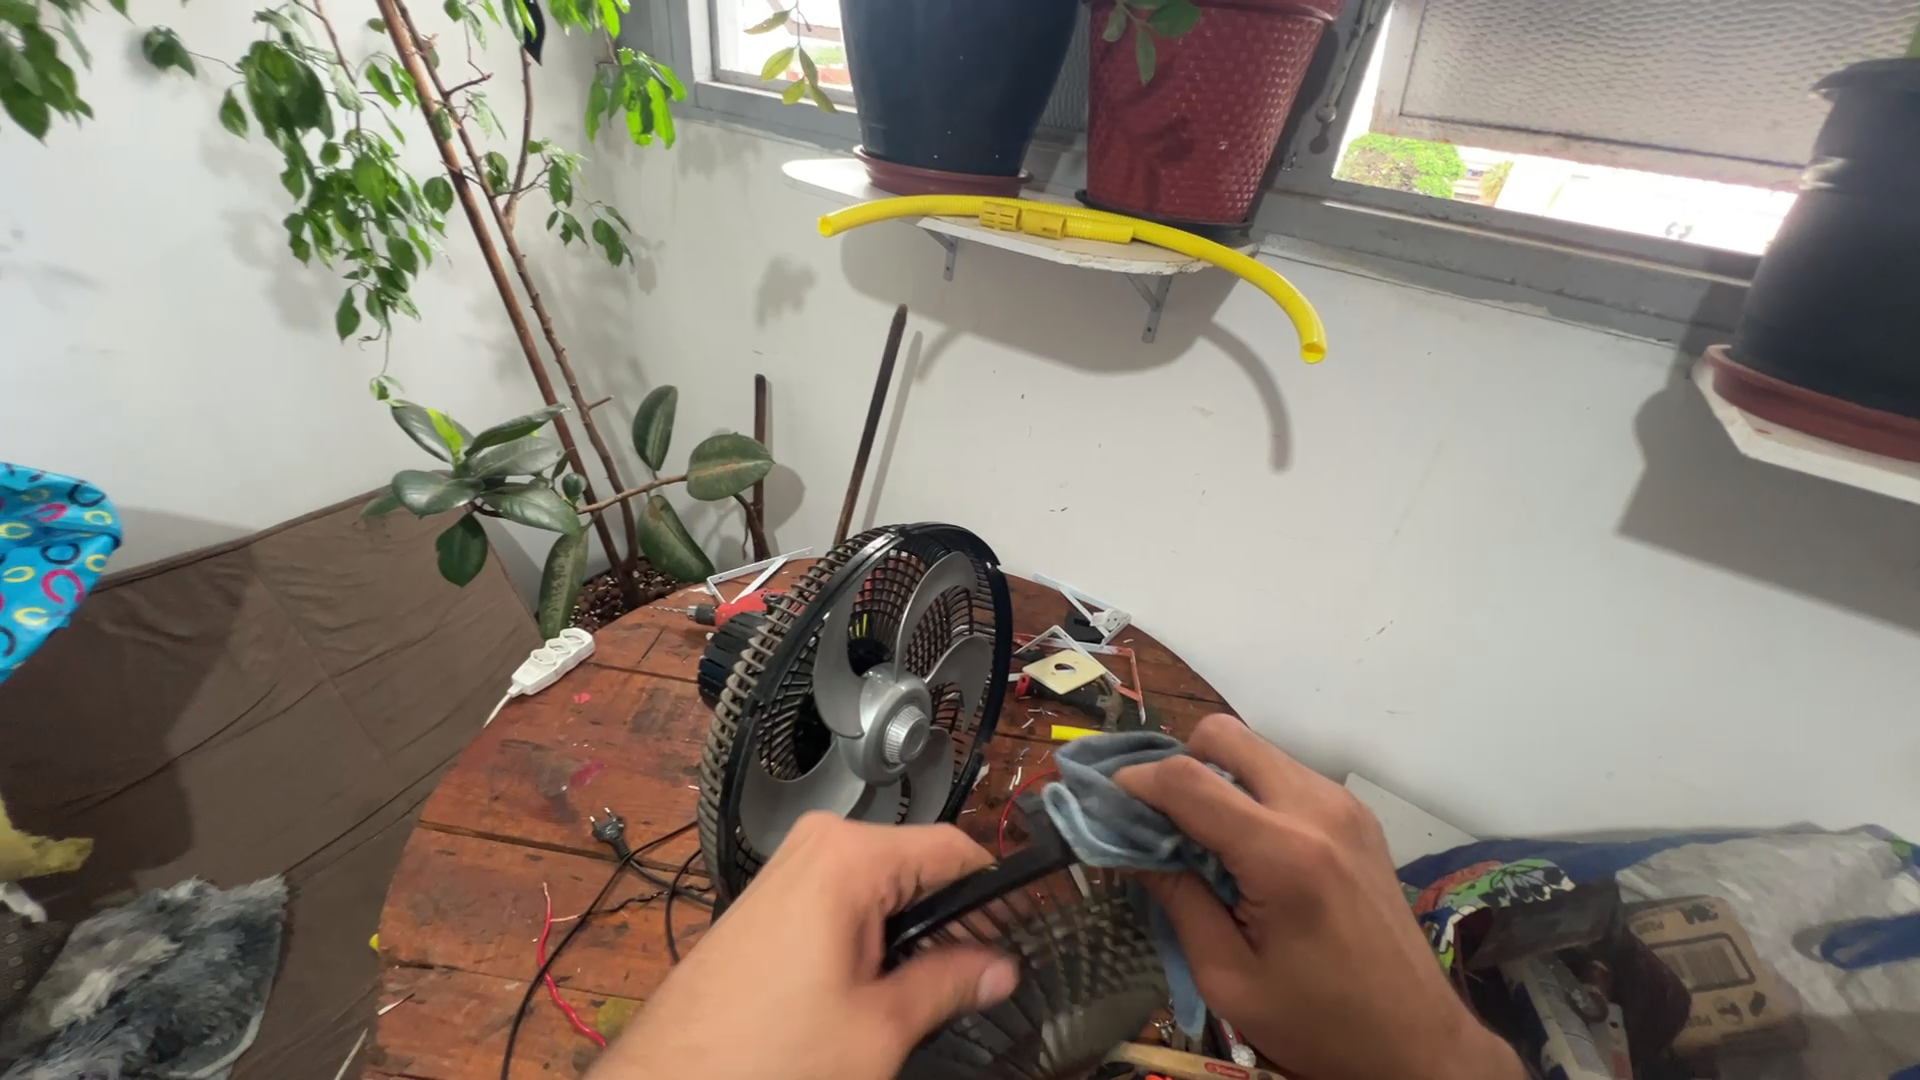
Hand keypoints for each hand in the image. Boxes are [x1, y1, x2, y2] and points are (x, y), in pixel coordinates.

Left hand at [589, 814, 1020, 1079]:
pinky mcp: (776, 890)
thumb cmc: (768, 1058)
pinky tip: (881, 975)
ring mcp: (792, 862)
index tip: (1021, 931)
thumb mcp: (877, 1028)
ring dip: (913, 923)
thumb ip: (949, 983)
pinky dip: (875, 924)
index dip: (993, 889)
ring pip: (883, 877)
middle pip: (916, 861)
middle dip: (951, 913)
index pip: (952, 848)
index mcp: (850, 854)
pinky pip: (846, 889)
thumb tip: (1004, 965)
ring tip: (933, 982)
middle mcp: (820, 840)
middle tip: (982, 972)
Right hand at [1117, 715, 1522, 1079]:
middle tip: (1164, 815)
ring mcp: (1341, 804)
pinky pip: (1282, 771)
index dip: (1136, 781)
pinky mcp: (1354, 812)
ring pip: (1253, 747)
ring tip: (1206, 834)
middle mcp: (1316, 809)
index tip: (1109, 802)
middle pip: (1222, 734)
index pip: (1188, 780)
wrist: (1422, 1048)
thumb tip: (1122, 842)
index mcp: (1283, 855)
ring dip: (1216, 775)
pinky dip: (1250, 788)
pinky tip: (1248, 842)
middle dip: (1178, 761)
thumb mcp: (1227, 976)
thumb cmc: (1319, 1024)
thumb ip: (1174, 896)